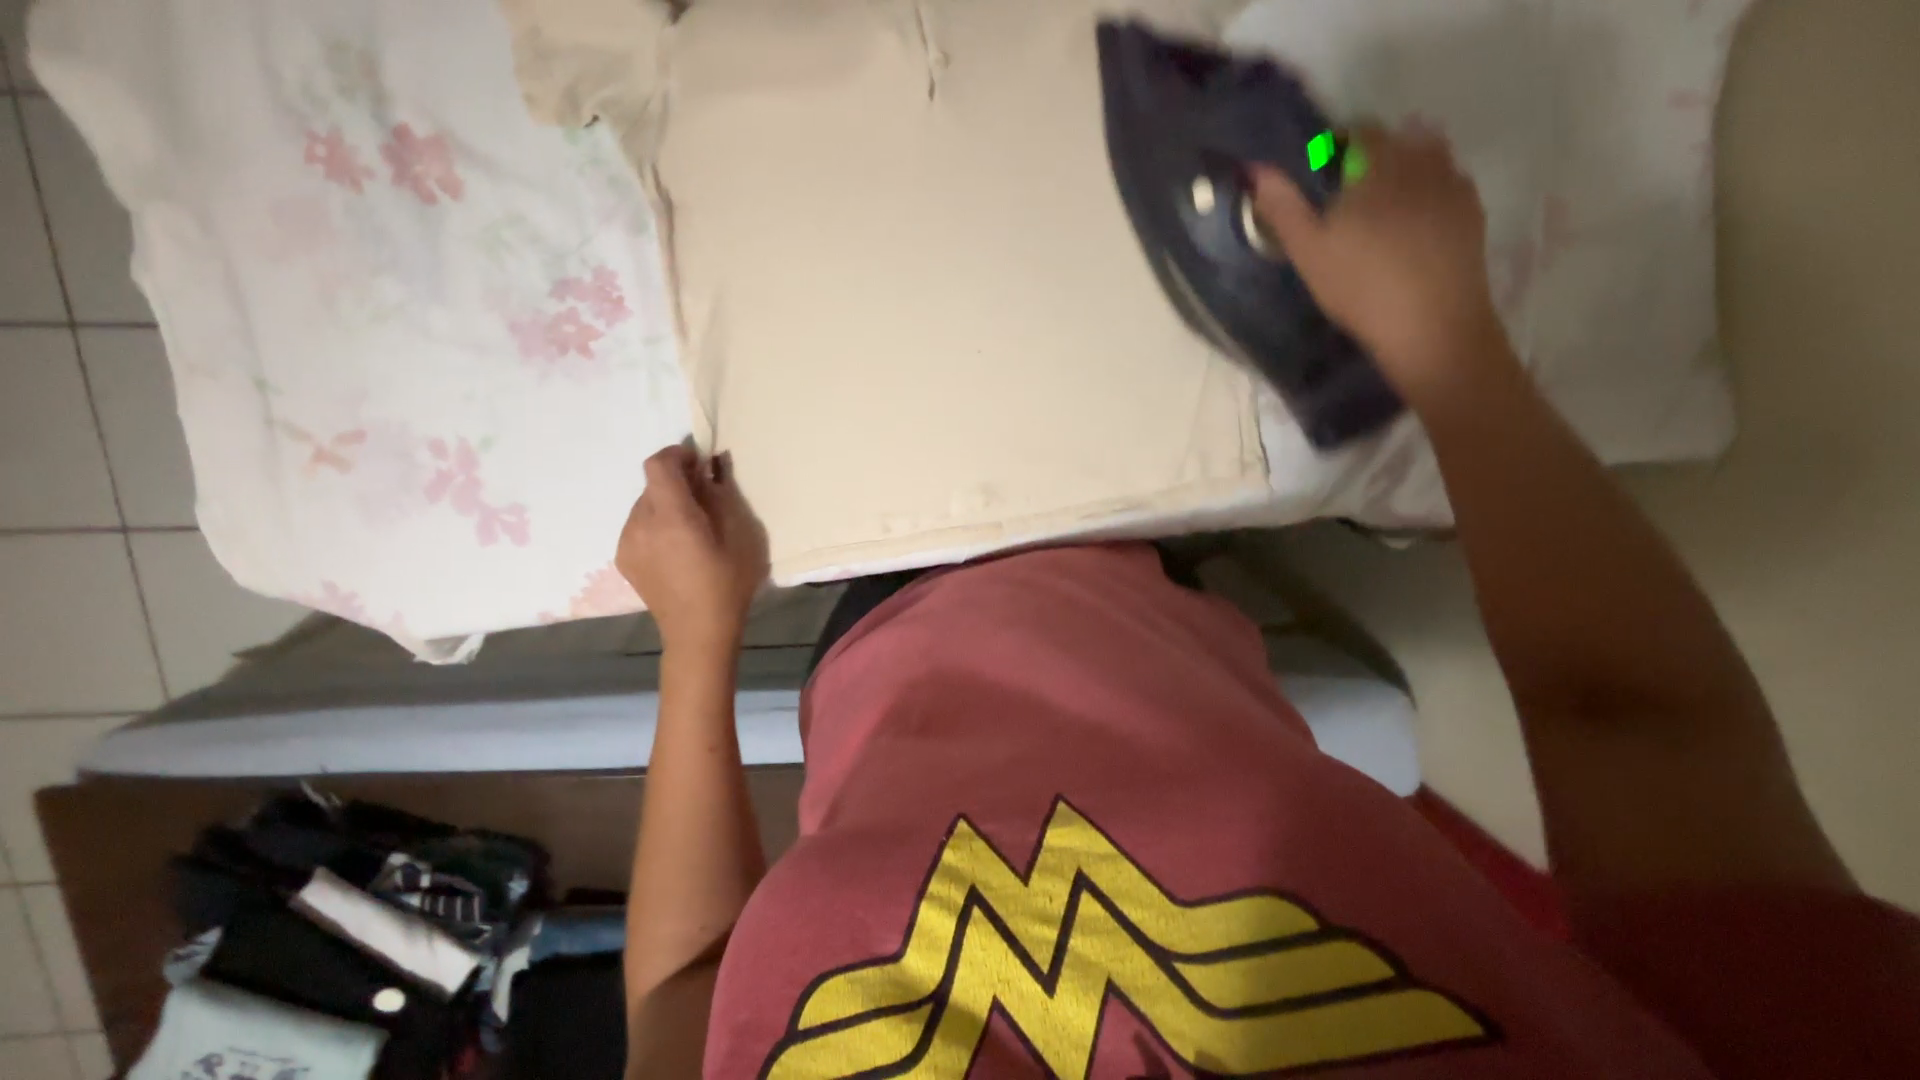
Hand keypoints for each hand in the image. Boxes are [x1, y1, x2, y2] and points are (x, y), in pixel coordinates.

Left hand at [616, 444, 769, 653]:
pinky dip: (656, 525)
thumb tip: (710, 469)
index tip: (699, 464)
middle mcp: (641, 524)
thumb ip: (721, 496)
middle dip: (676, 482)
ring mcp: (628, 542)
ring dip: (666, 504)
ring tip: (691, 527)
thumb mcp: (739, 535)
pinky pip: (638, 527)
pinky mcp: (624, 558)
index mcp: (671, 516)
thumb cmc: (728, 584)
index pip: (658, 464)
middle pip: (652, 484)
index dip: (677, 454)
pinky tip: (676, 548)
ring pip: (644, 505)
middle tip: (704, 496)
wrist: (698, 633)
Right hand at [1250, 122, 1508, 397]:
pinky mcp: (1473, 216)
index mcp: (1382, 164)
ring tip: (1386, 204)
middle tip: (1353, 189)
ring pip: (1431, 159)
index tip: (1322, 169)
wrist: (1433, 328)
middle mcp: (1425, 163)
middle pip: (1402, 138)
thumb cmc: (1361, 287)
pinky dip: (1432, 193)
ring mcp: (1455, 188)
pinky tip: (1416, 224)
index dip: (1339, 143)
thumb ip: (1283, 206)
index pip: (1361, 131)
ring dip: (1409, 168)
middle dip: (1377, 154)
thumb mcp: (1309, 251)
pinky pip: (1451, 187)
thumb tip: (1256, 168)